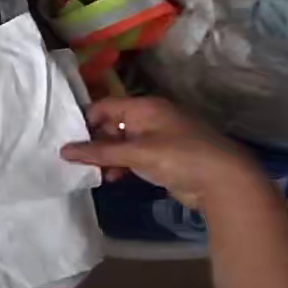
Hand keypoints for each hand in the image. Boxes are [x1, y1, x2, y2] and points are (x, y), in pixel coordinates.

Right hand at [59, 96, 264, 210]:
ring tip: (96, 174)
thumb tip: (63, 150)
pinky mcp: (164, 157)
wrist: (224, 181)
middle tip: (78, 160)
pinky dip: (121, 165)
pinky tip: (114, 178)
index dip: (85, 121)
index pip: (104, 106)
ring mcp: (158, 137)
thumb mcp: (135, 153)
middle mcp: (151, 118)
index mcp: (145, 107)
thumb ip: (98, 152)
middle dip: (95, 142)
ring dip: (107, 157)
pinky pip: (133, 156)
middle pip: (112, 124)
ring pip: (121, 143)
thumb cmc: (179, 157)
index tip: (68, 140)